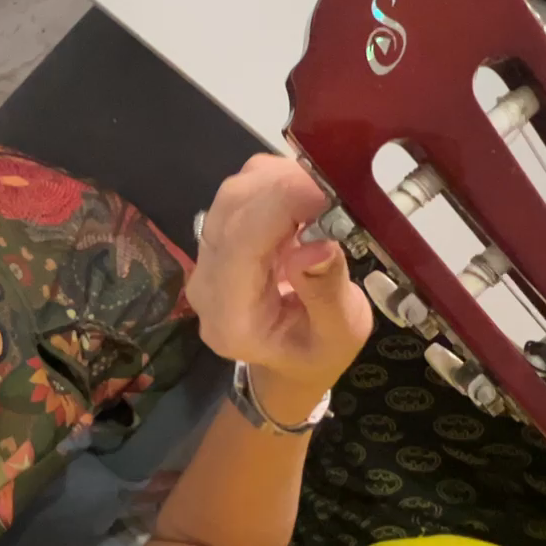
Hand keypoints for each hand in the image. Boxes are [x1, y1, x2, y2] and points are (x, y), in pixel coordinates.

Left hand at [186, 154, 371, 422]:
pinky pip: (241, 192)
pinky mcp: (217, 236)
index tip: (327, 194)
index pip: (242, 244)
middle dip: (284, 187)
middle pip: (232, 209)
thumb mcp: (339, 335)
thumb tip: (315, 245)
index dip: (280, 206)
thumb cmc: (317, 353)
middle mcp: (207, 283)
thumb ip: (326, 294)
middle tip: (334, 192)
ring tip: (322, 200)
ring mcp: (206, 257)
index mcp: (232, 319)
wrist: (289, 364)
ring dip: (280, 181)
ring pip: (234, 193)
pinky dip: (274, 182)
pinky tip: (303, 202)